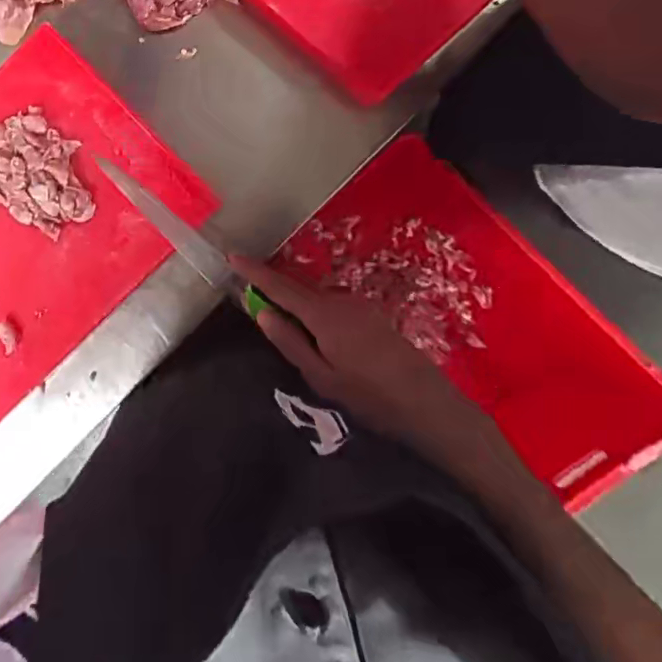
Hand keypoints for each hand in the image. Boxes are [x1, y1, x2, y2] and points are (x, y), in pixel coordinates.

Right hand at [232, 256, 493, 456]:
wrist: (429, 404)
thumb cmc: (370, 395)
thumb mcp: (321, 376)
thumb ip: (289, 341)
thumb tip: (262, 312)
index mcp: (323, 314)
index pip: (280, 287)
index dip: (254, 272)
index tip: (232, 256)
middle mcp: (340, 300)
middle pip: (297, 288)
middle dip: (273, 289)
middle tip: (252, 299)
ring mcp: (359, 305)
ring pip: (316, 298)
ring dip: (296, 304)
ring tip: (285, 326)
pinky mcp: (371, 315)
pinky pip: (332, 305)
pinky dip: (315, 311)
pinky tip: (318, 335)